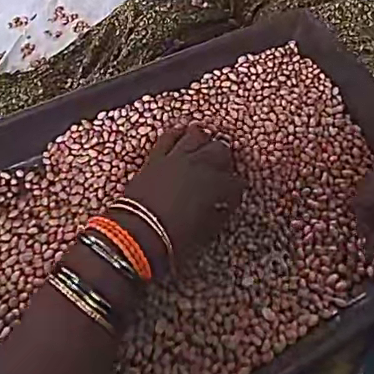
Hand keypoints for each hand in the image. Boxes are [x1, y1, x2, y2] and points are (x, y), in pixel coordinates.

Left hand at [119, 126, 242, 274]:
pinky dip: (177, 134)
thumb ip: (218, 215)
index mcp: (214, 184)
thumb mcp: (204, 232)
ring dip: (205, 142)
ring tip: (206, 148)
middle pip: (220, 151)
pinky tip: (181, 134)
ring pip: (197, 136)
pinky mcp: (156, 157)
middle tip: (224, 172)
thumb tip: (222, 208)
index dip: (237, 190)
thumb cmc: (173, 238)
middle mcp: (198, 165)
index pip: (234, 182)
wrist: (136, 234)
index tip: (235, 196)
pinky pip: (169, 137)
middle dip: (225, 161)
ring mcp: (176, 157)